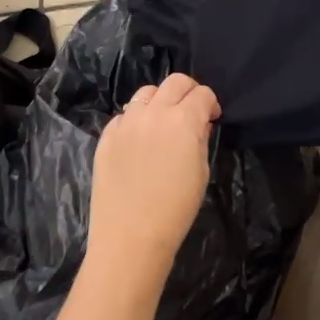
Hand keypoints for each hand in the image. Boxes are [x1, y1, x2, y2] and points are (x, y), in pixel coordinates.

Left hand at [87, 73, 221, 280]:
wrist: (131, 238)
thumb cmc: (175, 210)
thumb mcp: (201, 172)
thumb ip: (200, 139)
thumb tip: (199, 124)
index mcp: (184, 120)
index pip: (203, 94)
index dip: (211, 104)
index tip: (212, 118)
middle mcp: (154, 113)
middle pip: (175, 82)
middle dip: (188, 92)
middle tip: (191, 112)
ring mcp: (127, 122)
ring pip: (147, 92)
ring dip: (160, 101)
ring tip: (162, 122)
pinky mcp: (106, 136)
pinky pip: (125, 115)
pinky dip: (136, 119)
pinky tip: (139, 141)